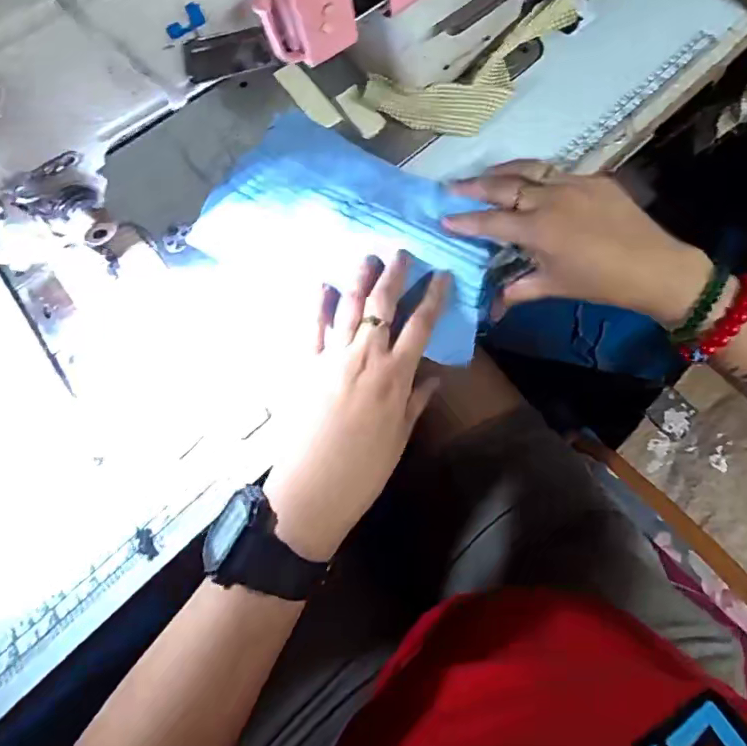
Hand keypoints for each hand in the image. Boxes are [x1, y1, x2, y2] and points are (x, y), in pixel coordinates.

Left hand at [262, 252, 449, 561]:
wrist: (309, 493)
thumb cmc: (364, 469)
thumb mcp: (400, 436)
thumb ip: (416, 400)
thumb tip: (433, 374)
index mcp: (395, 375)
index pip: (421, 325)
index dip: (434, 296)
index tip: (443, 275)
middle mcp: (365, 358)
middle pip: (382, 306)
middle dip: (395, 275)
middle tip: (402, 252)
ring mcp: (331, 359)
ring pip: (347, 308)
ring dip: (359, 280)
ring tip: (368, 257)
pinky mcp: (303, 368)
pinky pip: (310, 329)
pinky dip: (316, 306)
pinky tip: (321, 287)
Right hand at [442, 161, 711, 326]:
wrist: (655, 267)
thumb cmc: (602, 282)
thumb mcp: (556, 286)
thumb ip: (520, 289)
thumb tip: (493, 304)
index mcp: (537, 228)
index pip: (491, 220)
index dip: (465, 220)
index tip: (443, 217)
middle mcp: (550, 197)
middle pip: (503, 184)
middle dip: (474, 186)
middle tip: (451, 186)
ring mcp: (574, 183)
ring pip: (530, 168)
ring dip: (503, 171)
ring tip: (486, 174)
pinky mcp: (595, 178)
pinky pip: (559, 172)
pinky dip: (538, 175)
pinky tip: (533, 181)